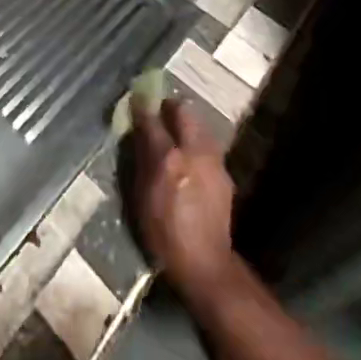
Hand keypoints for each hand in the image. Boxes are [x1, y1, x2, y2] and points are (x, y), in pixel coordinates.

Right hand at [131, 99, 237, 288]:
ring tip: (176, 129)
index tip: (136, 97)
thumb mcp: (141, 196)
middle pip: (185, 112)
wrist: (204, 262)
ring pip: (201, 126)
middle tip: (161, 109)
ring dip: (187, 122)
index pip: (152, 120)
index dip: (142, 106)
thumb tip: (138, 134)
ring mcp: (213, 162)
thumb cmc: (163, 232)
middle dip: (171, 106)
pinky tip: (191, 154)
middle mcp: (193, 153)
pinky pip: (209, 145)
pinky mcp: (224, 174)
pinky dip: (197, 141)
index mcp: (167, 158)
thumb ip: (141, 160)